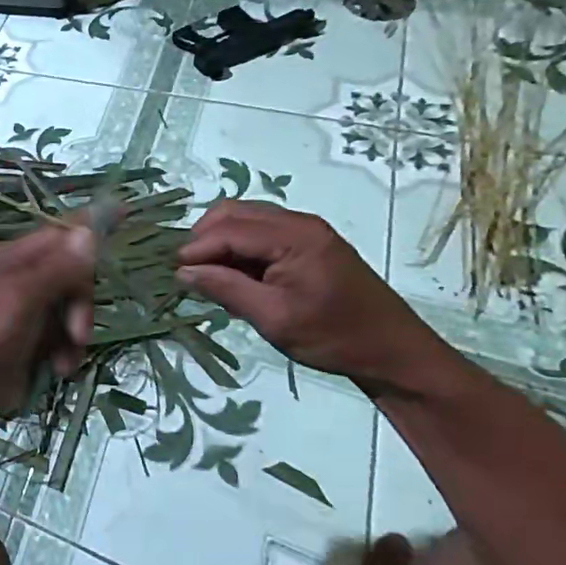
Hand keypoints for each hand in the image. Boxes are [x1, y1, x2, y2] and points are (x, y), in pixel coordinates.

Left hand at [0, 224, 96, 422]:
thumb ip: (59, 268)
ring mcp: (29, 310)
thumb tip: (88, 232)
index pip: (60, 234)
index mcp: (15, 259)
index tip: (124, 214)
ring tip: (66, 357)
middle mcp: (24, 279)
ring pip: (73, 308)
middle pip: (74, 274)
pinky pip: (65, 336)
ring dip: (75, 334)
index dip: (88, 228)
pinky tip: (59, 368)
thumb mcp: (24, 297)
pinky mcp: (34, 340)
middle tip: (78, 331)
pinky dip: (67, 352)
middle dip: (82, 304)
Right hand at [175, 201, 459, 396]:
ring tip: (208, 277)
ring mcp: (306, 230)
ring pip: (246, 220)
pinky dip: (239, 249)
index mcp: (294, 236)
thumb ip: (226, 289)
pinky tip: (234, 277)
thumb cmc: (334, 337)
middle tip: (187, 273)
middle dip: (204, 238)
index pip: (230, 229)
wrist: (392, 351)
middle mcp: (299, 222)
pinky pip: (261, 233)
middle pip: (235, 213)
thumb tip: (183, 272)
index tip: (173, 273)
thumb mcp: (274, 318)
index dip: (196, 248)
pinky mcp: (308, 243)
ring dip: (221, 242)